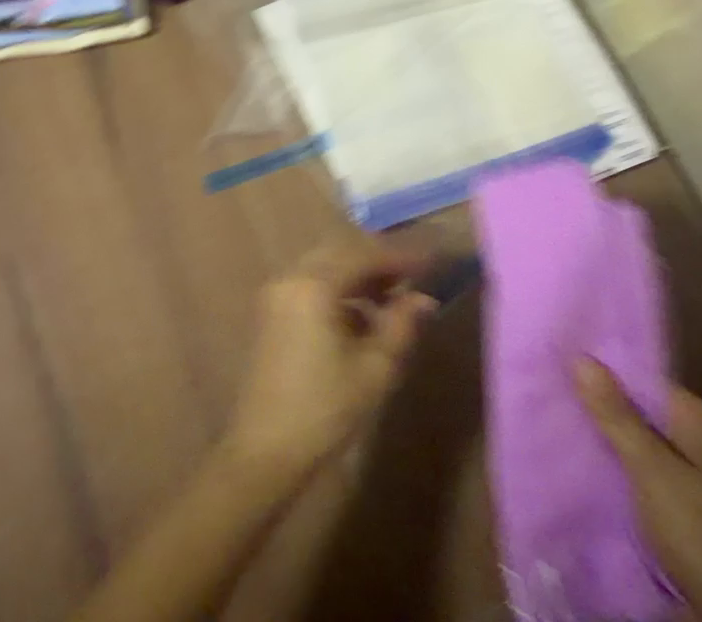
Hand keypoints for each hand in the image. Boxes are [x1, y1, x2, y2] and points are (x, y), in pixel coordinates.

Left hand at [222, 241, 437, 480]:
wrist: (267, 450)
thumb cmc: (325, 408)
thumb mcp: (375, 368)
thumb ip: (401, 324)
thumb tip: (424, 299)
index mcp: (313, 285)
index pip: (364, 255)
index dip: (401, 257)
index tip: (434, 263)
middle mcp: (289, 279)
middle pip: (340, 253)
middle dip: (378, 260)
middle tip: (415, 276)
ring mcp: (276, 296)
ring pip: (324, 268)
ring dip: (359, 275)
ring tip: (394, 297)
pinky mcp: (271, 315)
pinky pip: (310, 285)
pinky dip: (339, 290)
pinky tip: (363, 316)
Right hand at [575, 361, 701, 621]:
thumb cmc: (692, 526)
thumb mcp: (650, 467)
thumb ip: (616, 415)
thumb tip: (580, 357)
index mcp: (698, 420)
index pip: (645, 378)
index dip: (604, 368)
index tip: (560, 357)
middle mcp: (693, 437)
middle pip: (637, 407)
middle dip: (597, 400)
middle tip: (547, 385)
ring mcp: (683, 469)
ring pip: (632, 436)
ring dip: (599, 431)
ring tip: (551, 413)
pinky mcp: (669, 496)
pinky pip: (632, 464)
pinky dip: (607, 458)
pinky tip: (575, 453)